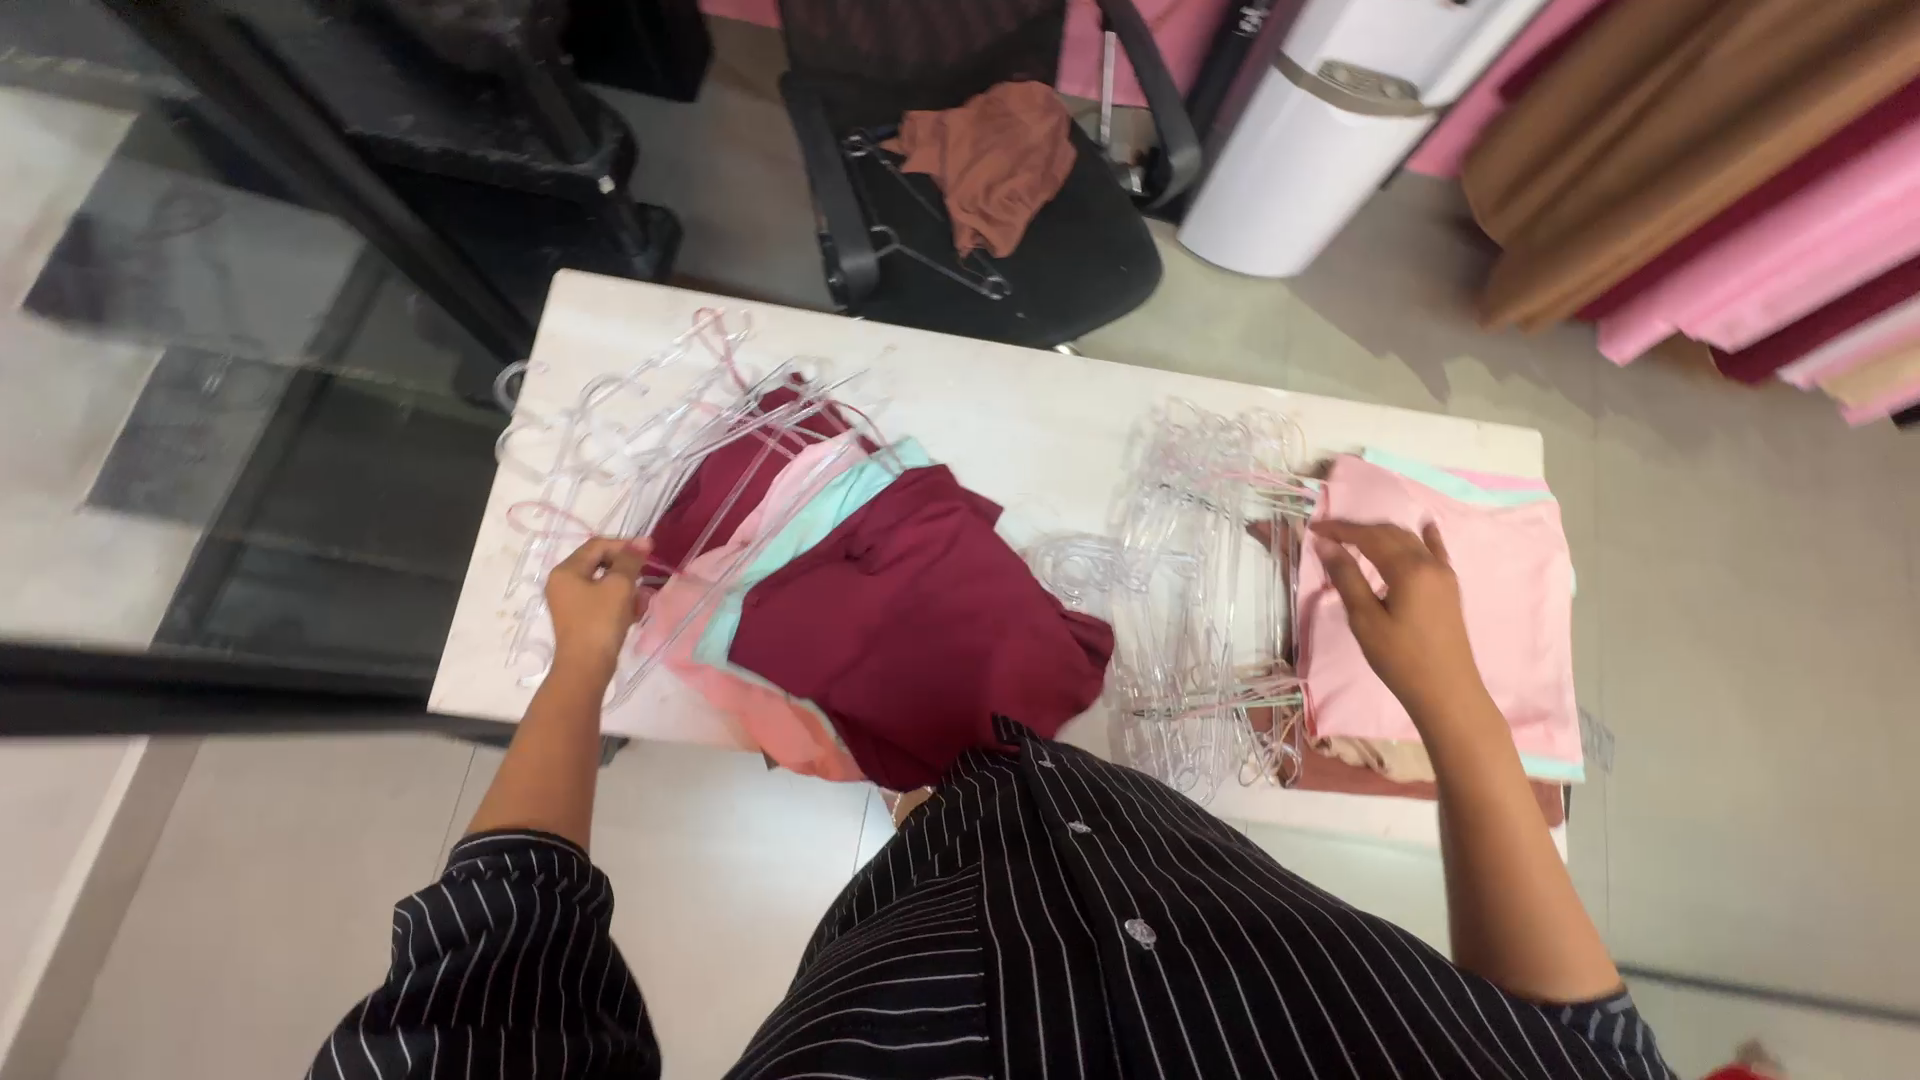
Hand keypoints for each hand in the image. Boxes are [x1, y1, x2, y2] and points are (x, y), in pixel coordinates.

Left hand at [545, 536, 650, 672]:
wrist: (586, 666)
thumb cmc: (600, 622)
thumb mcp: (619, 586)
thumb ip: (631, 561)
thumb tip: (643, 540)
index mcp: (567, 571)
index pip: (597, 545)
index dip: (624, 545)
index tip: (648, 554)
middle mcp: (563, 582)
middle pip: (600, 563)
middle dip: (627, 569)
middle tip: (646, 576)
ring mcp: (570, 601)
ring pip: (604, 582)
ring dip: (627, 587)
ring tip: (643, 600)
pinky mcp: (580, 617)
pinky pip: (602, 599)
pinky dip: (620, 601)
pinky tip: (636, 612)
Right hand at [1310, 520, 1490, 724]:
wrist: (1445, 691)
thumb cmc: (1399, 658)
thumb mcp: (1364, 619)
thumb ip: (1346, 577)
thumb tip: (1326, 544)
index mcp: (1408, 569)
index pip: (1369, 537)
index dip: (1340, 530)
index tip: (1314, 529)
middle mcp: (1430, 563)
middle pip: (1390, 534)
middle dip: (1358, 529)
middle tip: (1328, 535)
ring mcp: (1444, 574)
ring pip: (1410, 540)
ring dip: (1381, 534)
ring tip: (1354, 539)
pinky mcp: (1449, 587)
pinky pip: (1436, 552)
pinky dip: (1425, 537)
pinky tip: (1425, 525)